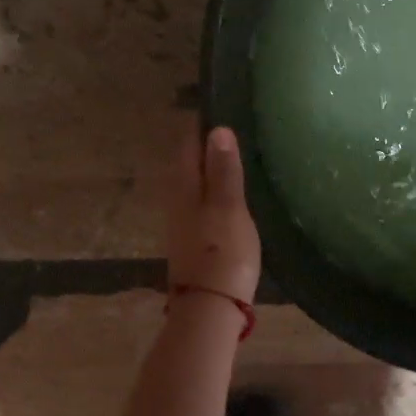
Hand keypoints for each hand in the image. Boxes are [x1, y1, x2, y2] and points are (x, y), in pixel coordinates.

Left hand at [167, 127, 260, 302]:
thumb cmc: (222, 251)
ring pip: (196, 187)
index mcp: (184, 186)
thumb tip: (217, 129)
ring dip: (213, 172)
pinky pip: (204, 207)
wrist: (211, 308)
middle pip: (189, 165)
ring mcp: (184, 224)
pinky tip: (235, 198)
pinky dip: (217, 195)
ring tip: (239, 159)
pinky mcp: (195, 243)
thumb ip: (223, 170)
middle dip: (208, 148)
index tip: (221, 108)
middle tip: (234, 129)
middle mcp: (177, 201)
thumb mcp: (228, 206)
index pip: (188, 145)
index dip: (202, 126)